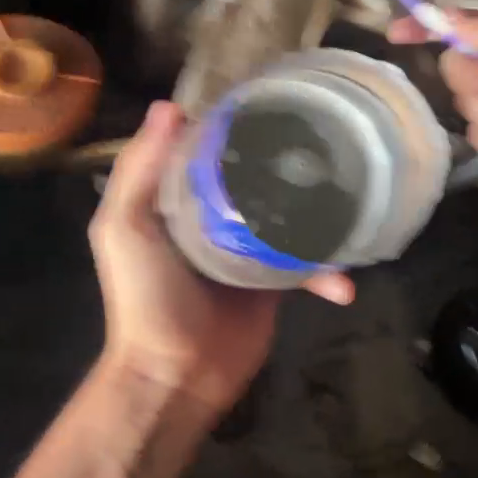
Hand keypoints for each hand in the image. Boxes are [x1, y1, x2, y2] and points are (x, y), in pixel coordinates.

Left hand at [89, 102, 353, 410]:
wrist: (172, 376)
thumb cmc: (144, 297)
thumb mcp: (124, 229)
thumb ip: (140, 171)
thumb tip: (170, 106)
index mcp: (183, 202)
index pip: (215, 151)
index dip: (240, 126)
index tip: (276, 101)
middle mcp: (220, 220)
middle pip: (263, 179)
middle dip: (294, 164)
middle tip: (331, 144)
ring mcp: (253, 251)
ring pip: (296, 218)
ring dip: (323, 216)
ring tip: (353, 202)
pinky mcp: (277, 284)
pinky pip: (311, 267)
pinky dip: (329, 275)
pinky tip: (344, 284)